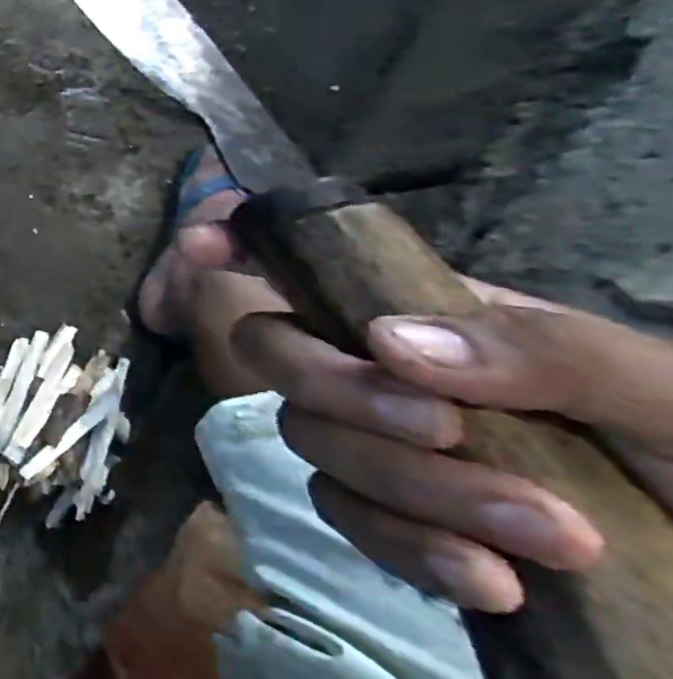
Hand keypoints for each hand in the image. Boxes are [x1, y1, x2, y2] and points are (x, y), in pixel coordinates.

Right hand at [233, 281, 672, 613]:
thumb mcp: (666, 393)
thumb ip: (547, 351)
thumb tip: (388, 340)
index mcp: (425, 314)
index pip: (308, 264)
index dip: (239, 244)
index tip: (201, 248)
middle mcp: (374, 368)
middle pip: (274, 349)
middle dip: (334, 387)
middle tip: (441, 431)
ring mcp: (371, 444)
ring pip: (308, 438)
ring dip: (411, 488)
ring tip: (551, 537)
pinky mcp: (384, 519)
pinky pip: (342, 516)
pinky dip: (406, 548)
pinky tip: (493, 581)